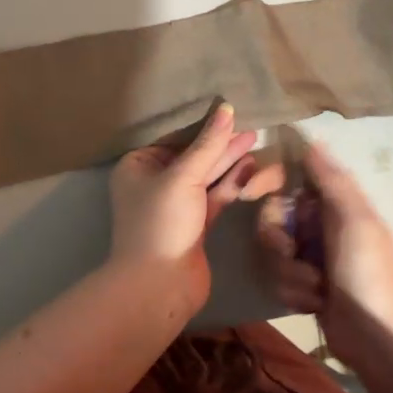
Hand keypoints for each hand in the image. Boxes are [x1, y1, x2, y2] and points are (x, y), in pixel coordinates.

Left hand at [108, 104, 279, 313]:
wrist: (160, 284)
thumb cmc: (162, 222)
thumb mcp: (184, 176)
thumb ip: (208, 144)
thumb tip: (227, 108)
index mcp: (137, 166)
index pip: (174, 139)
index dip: (202, 127)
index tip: (230, 113)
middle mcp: (152, 183)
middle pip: (191, 157)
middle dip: (219, 144)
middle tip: (252, 129)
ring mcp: (174, 206)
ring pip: (204, 178)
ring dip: (228, 163)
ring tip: (255, 143)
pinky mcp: (194, 225)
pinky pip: (213, 197)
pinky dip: (230, 184)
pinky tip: (250, 169)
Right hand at [254, 141, 392, 368]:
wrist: (379, 341)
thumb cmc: (371, 275)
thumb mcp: (356, 222)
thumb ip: (332, 181)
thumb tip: (313, 140)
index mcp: (335, 203)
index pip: (291, 176)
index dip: (267, 178)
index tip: (248, 192)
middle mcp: (320, 225)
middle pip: (273, 215)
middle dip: (277, 239)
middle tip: (291, 254)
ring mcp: (311, 257)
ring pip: (272, 251)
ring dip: (289, 273)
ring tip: (315, 290)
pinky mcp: (303, 286)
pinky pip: (277, 279)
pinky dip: (294, 293)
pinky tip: (315, 305)